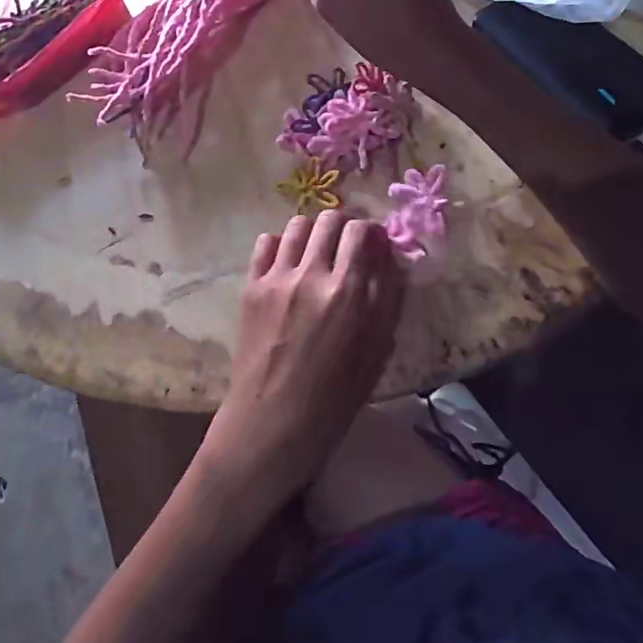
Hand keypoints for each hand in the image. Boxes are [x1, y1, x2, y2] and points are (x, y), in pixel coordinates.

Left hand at [195, 209, 406, 516]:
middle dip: (346, 223)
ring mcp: (277, 278)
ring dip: (315, 230)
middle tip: (350, 241)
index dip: (372, 230)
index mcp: (348, 292)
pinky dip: (282, 243)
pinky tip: (291, 261)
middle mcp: (311, 274)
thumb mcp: (377, 352)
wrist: (271, 424)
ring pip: (297, 224)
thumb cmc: (333, 398)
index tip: (376, 242)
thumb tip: (391, 259)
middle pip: (330, 219)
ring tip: (320, 249)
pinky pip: (266, 243)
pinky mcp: (252, 287)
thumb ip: (388, 299)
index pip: (361, 231)